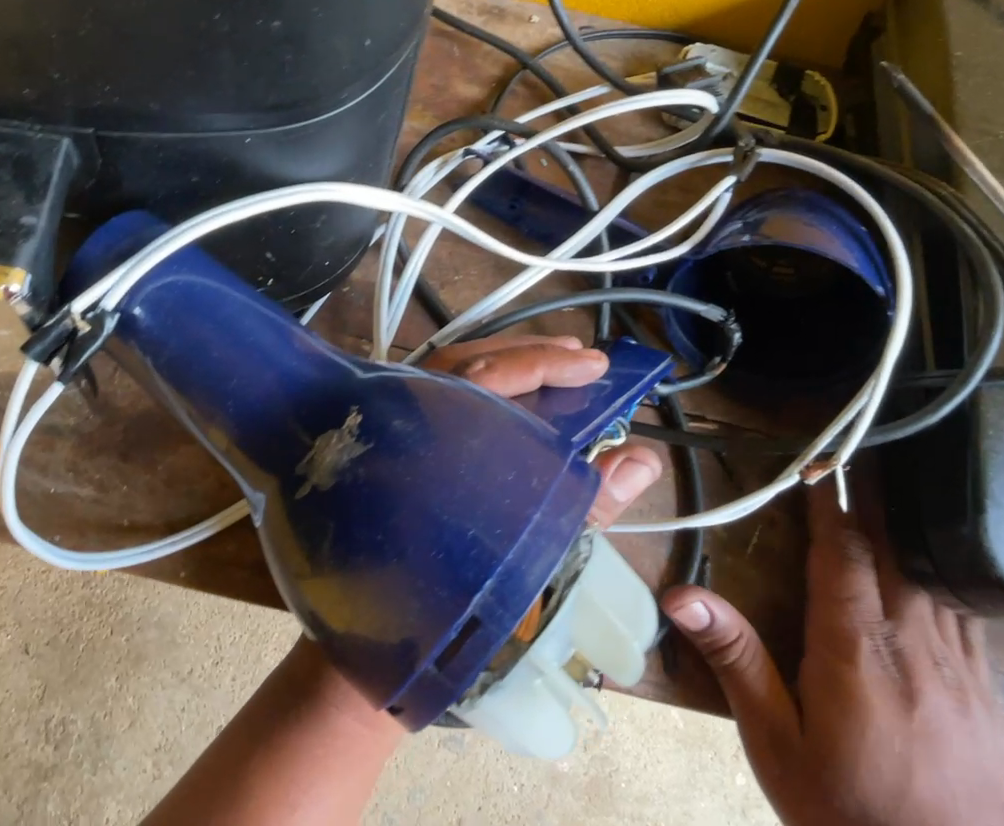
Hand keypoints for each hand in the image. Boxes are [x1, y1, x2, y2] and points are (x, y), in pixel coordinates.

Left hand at [146, 334, 670, 824]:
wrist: (363, 648)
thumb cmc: (440, 607)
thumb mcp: (524, 555)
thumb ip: (584, 505)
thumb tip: (640, 459)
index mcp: (422, 439)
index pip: (489, 377)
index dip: (544, 363)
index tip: (594, 365)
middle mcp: (394, 421)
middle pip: (464, 365)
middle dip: (526, 355)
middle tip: (581, 359)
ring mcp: (381, 433)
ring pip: (444, 378)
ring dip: (501, 369)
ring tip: (551, 370)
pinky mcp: (381, 450)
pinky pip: (429, 403)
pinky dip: (473, 395)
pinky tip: (500, 408)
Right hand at [659, 483, 1003, 825]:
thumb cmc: (849, 816)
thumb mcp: (776, 745)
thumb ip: (735, 661)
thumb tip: (680, 594)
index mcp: (856, 651)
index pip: (842, 552)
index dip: (831, 499)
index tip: (820, 456)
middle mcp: (914, 644)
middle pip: (893, 549)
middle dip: (872, 494)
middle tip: (855, 446)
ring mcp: (961, 666)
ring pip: (932, 572)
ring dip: (907, 524)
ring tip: (891, 484)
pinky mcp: (987, 690)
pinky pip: (962, 608)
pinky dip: (939, 569)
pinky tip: (932, 563)